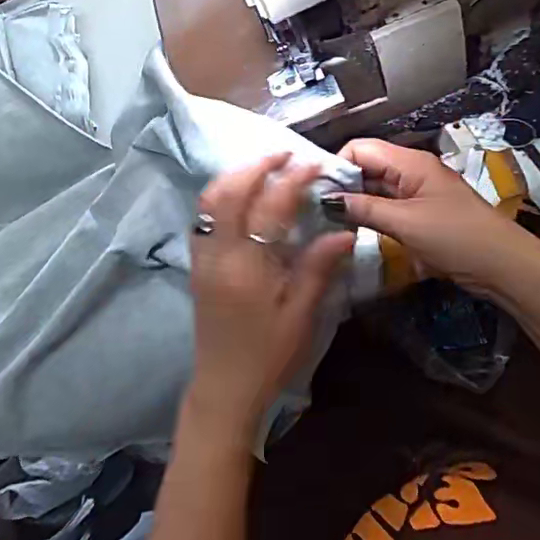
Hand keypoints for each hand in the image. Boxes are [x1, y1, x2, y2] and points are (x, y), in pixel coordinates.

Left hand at [187, 153, 354, 437]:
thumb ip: (318, 267)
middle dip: (256, 166)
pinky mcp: (197, 265)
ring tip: (263, 167)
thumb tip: (343, 230)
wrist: (225, 386)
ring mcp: (202, 257)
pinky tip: (240, 197)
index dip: (292, 180)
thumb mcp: (301, 314)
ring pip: (209, 201)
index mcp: (246, 264)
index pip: (269, 207)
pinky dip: (220, 197)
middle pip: (229, 192)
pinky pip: (203, 218)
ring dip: (235, 177)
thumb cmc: (268, 354)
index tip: (313, 164)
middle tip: (284, 154)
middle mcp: (217, 253)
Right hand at [334, 139, 532, 295]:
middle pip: (366, 167)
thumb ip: (364, 209)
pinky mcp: (421, 215)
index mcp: (410, 163)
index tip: (317, 192)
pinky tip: (354, 232)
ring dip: (355, 203)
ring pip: (374, 189)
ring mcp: (417, 194)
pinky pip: (387, 208)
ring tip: (330, 223)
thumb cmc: (457, 238)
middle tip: (317, 211)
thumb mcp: (406, 224)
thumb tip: (328, 200)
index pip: (360, 149)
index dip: (336, 165)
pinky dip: (370, 216)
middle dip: (342, 185)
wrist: (504, 267)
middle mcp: (411, 172)